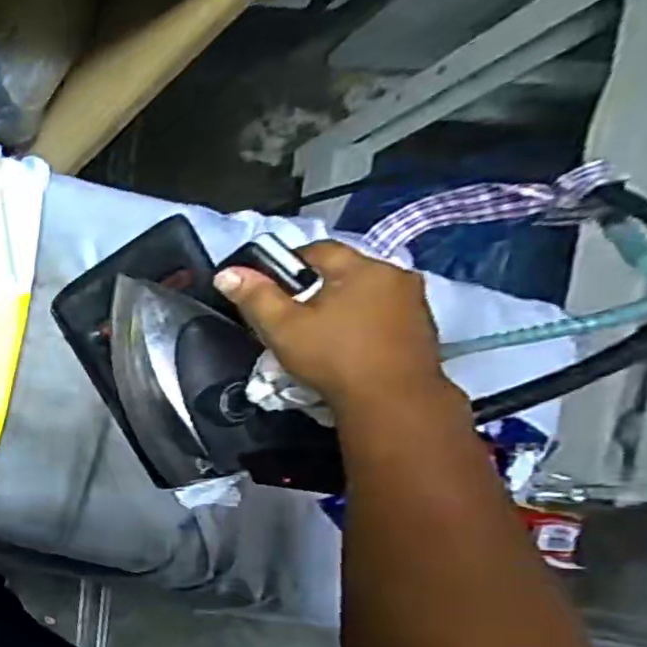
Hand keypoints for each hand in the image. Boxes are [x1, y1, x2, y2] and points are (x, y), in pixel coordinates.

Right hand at [214, 240, 456, 415]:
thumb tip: (226, 272)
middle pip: (342, 270)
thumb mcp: (281, 328)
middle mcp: (394, 273)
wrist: (390, 396)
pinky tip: (344, 341)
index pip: (318, 249)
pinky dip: (359, 318)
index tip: (266, 287)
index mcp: (361, 268)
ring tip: (315, 329)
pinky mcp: (420, 322)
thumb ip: (255, 297)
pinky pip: (380, 309)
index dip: (286, 263)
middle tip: (287, 314)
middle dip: (313, 286)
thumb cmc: (331, 357)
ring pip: (362, 290)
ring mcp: (413, 298)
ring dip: (339, 302)